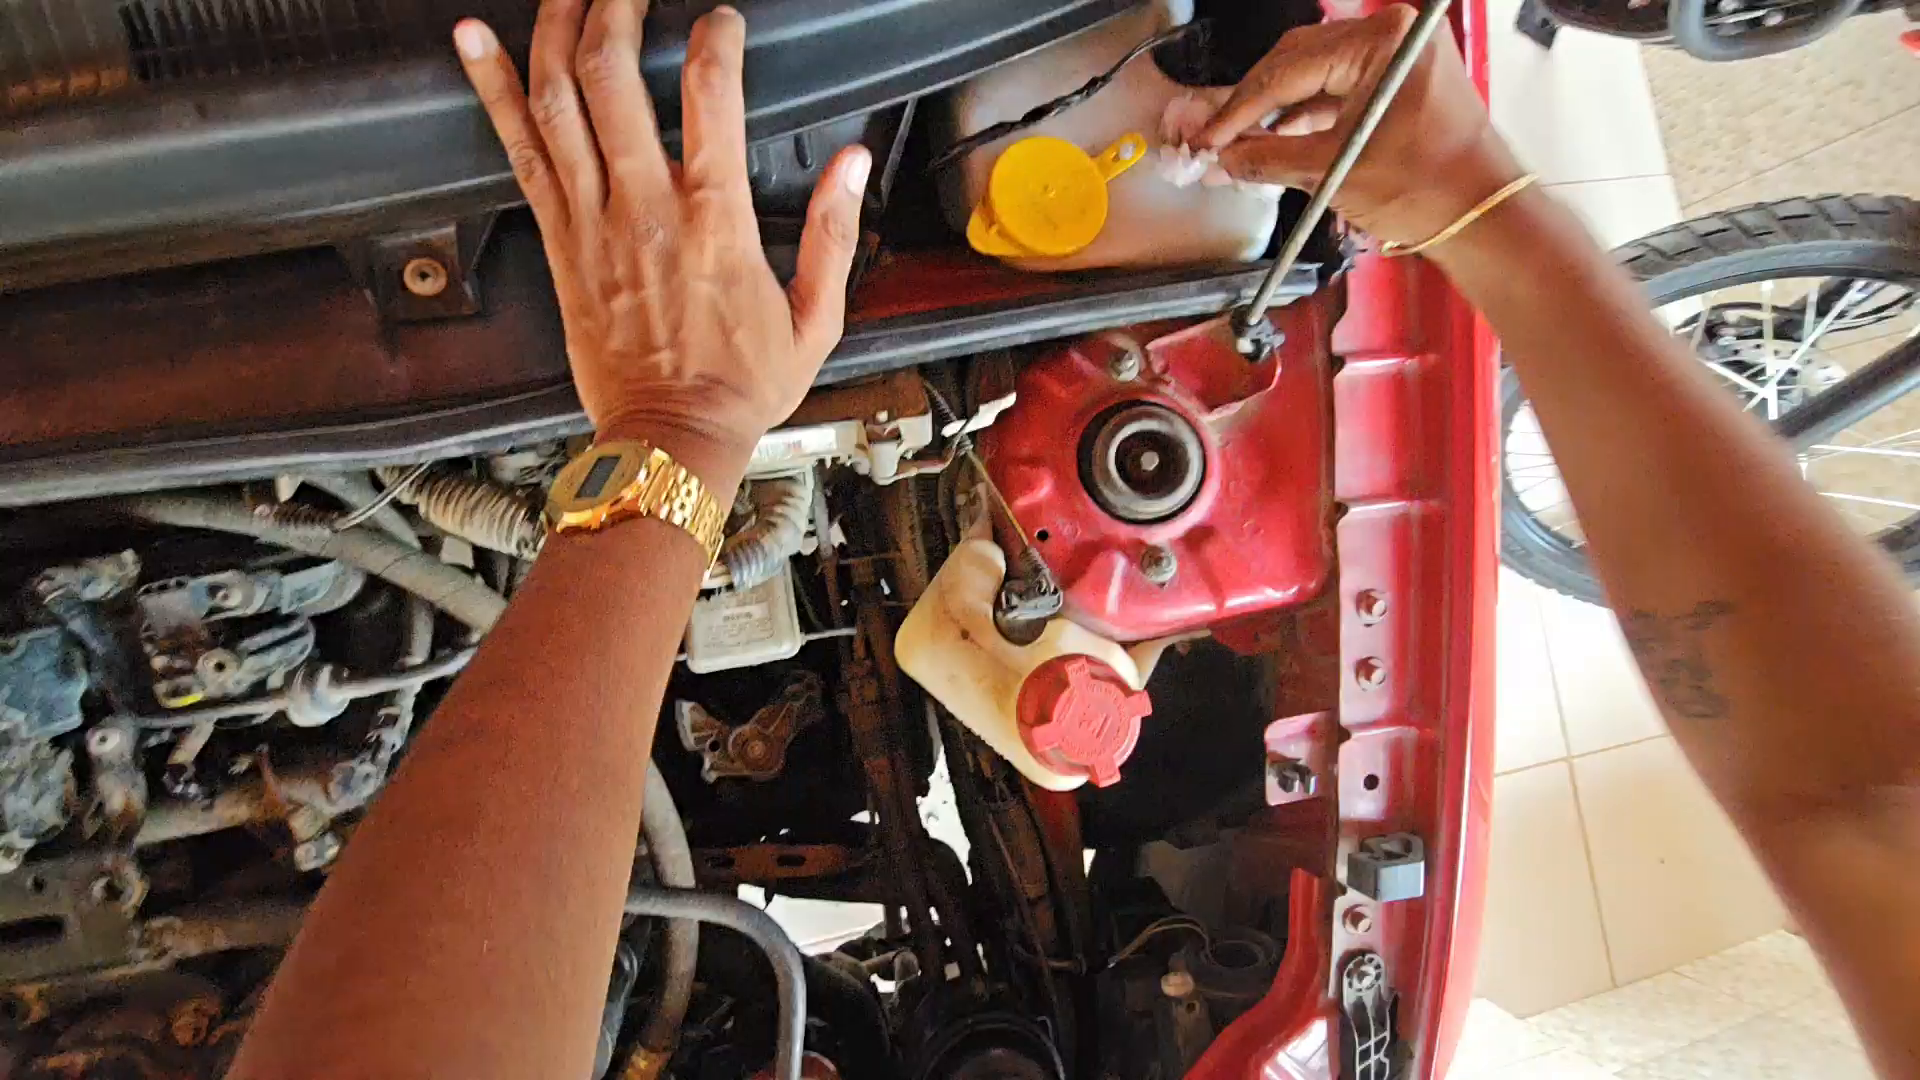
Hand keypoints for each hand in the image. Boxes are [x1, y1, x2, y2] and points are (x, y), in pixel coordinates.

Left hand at [454, 1, 871, 483]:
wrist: (672, 436)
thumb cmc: (742, 386)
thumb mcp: (816, 322)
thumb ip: (834, 237)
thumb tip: (852, 165)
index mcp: (718, 223)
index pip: (712, 95)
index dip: (716, 40)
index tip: (721, 24)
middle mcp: (648, 208)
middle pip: (615, 74)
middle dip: (617, 8)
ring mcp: (594, 223)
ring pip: (559, 98)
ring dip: (559, 28)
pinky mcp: (560, 245)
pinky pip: (520, 152)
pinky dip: (493, 90)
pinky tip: (476, 40)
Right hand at [1194, 7, 1521, 246]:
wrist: (1474, 209)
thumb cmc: (1417, 185)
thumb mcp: (1330, 172)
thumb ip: (1268, 160)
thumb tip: (1221, 160)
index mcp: (1380, 42)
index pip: (1285, 71)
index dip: (1237, 110)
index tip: (1205, 139)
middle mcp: (1388, 35)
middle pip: (1294, 62)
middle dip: (1250, 104)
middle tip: (1213, 140)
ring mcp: (1391, 57)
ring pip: (1308, 77)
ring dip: (1270, 113)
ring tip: (1233, 145)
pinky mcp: (1390, 83)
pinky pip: (1330, 92)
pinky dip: (1297, 119)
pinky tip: (1266, 144)